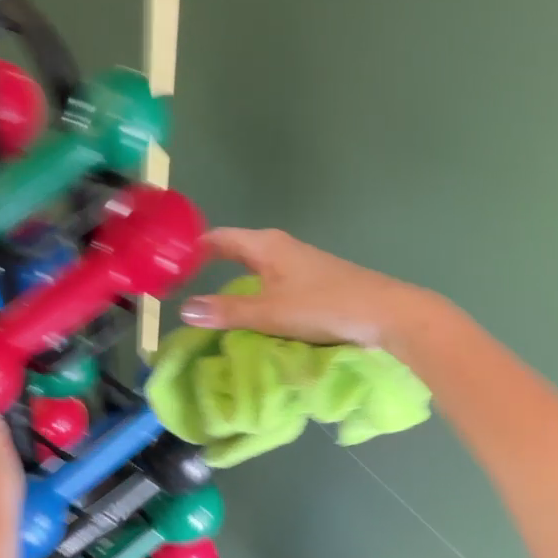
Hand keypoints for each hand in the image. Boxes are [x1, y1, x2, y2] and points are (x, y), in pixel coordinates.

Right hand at [177, 228, 459, 349]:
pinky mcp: (313, 285)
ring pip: (256, 272)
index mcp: (267, 246)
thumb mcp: (269, 312)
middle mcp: (282, 249)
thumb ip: (226, 311)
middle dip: (210, 269)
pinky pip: (272, 287)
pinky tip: (250, 319)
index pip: (219, 239)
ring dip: (233, 287)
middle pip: (236, 253)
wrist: (386, 315)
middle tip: (183, 291)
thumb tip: (184, 309)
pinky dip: (254, 298)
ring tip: (209, 309)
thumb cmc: (325, 307)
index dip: (193, 250)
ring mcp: (300, 267)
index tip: (170, 268)